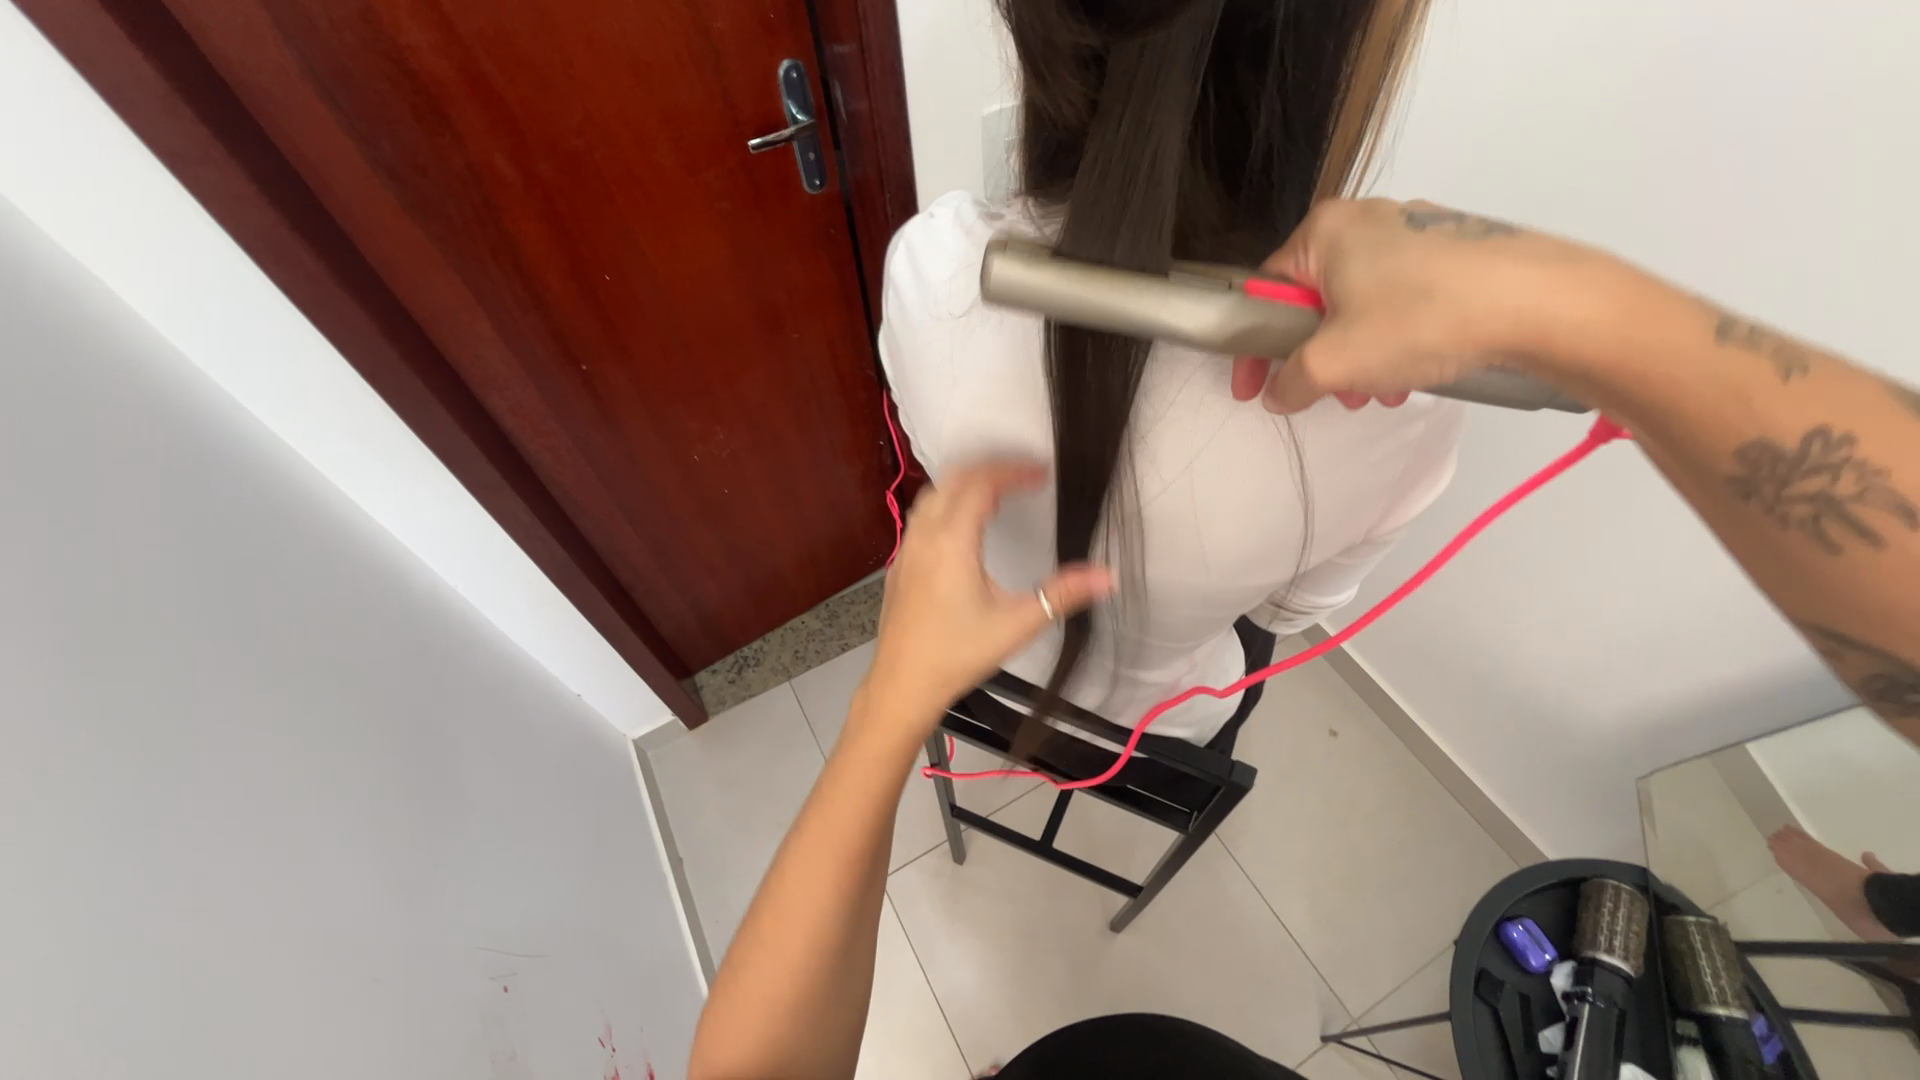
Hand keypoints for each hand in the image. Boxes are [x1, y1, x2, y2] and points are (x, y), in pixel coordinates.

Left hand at [857, 462, 1111, 734]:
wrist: (902, 684)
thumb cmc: (957, 655)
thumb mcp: (1018, 624)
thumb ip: (1063, 595)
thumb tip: (1107, 576)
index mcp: (953, 541)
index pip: (982, 483)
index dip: (1013, 470)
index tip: (1041, 474)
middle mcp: (925, 536)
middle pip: (954, 479)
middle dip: (989, 468)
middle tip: (1023, 475)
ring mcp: (907, 550)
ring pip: (933, 496)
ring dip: (964, 485)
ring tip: (997, 494)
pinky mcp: (900, 566)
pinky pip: (920, 518)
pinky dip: (946, 505)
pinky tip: (963, 529)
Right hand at [1230, 198, 1610, 413]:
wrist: (1542, 303)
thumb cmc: (1419, 320)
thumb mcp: (1332, 364)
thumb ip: (1288, 382)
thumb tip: (1278, 394)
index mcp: (1324, 230)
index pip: (1264, 292)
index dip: (1253, 348)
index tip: (1253, 390)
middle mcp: (1366, 219)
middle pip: (1313, 301)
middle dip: (1314, 358)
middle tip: (1329, 395)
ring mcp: (1416, 229)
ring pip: (1357, 306)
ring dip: (1355, 357)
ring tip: (1378, 392)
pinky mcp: (1455, 248)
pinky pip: (1399, 300)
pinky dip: (1392, 340)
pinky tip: (1412, 371)